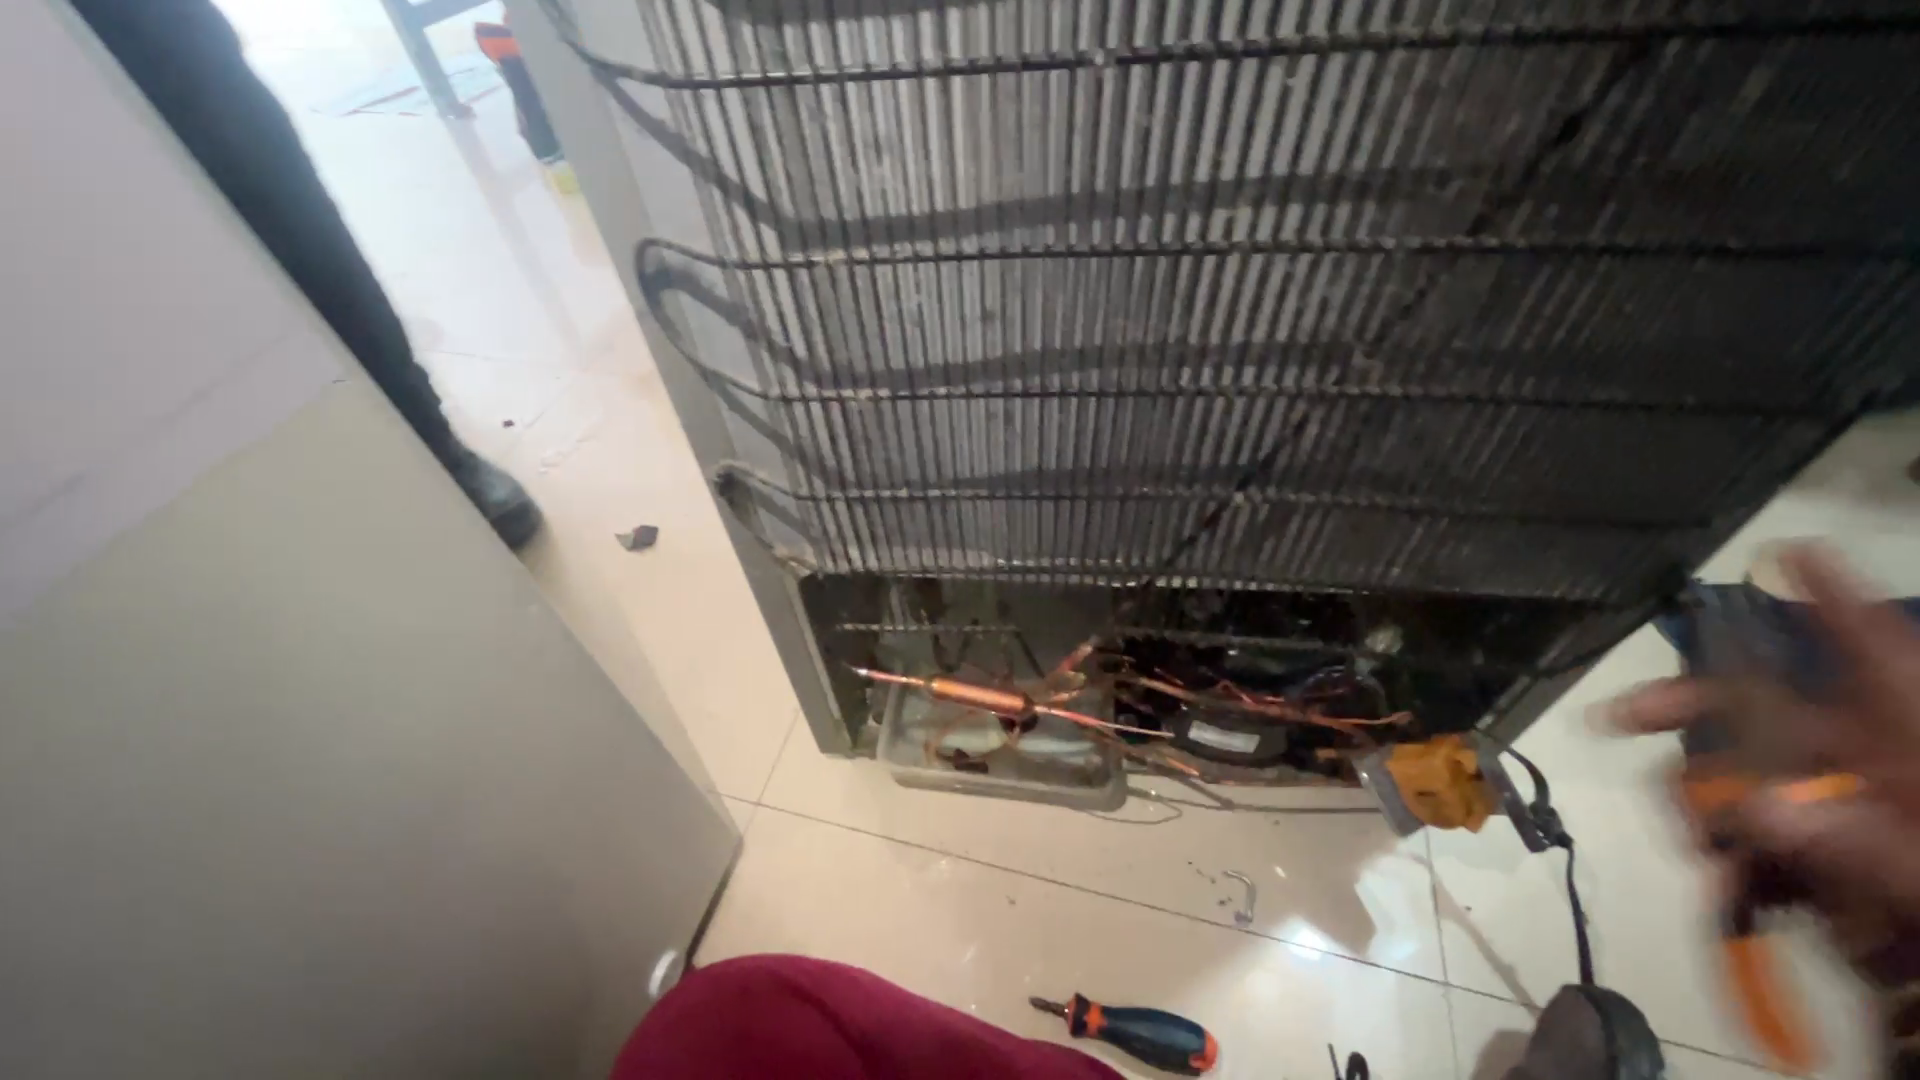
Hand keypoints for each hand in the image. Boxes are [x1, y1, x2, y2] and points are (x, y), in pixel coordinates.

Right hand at [1603, 544, 1919, 921]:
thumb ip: (1868, 849)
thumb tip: (1756, 805)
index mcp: (1915, 757)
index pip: (1875, 660)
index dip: (1834, 601)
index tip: (1788, 550)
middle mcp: (1877, 776)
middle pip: (1769, 715)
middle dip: (1686, 718)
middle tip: (1612, 720)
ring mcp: (1851, 825)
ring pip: (1746, 788)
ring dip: (1708, 819)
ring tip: (1713, 868)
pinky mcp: (1835, 876)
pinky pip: (1760, 852)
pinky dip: (1737, 871)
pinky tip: (1740, 899)